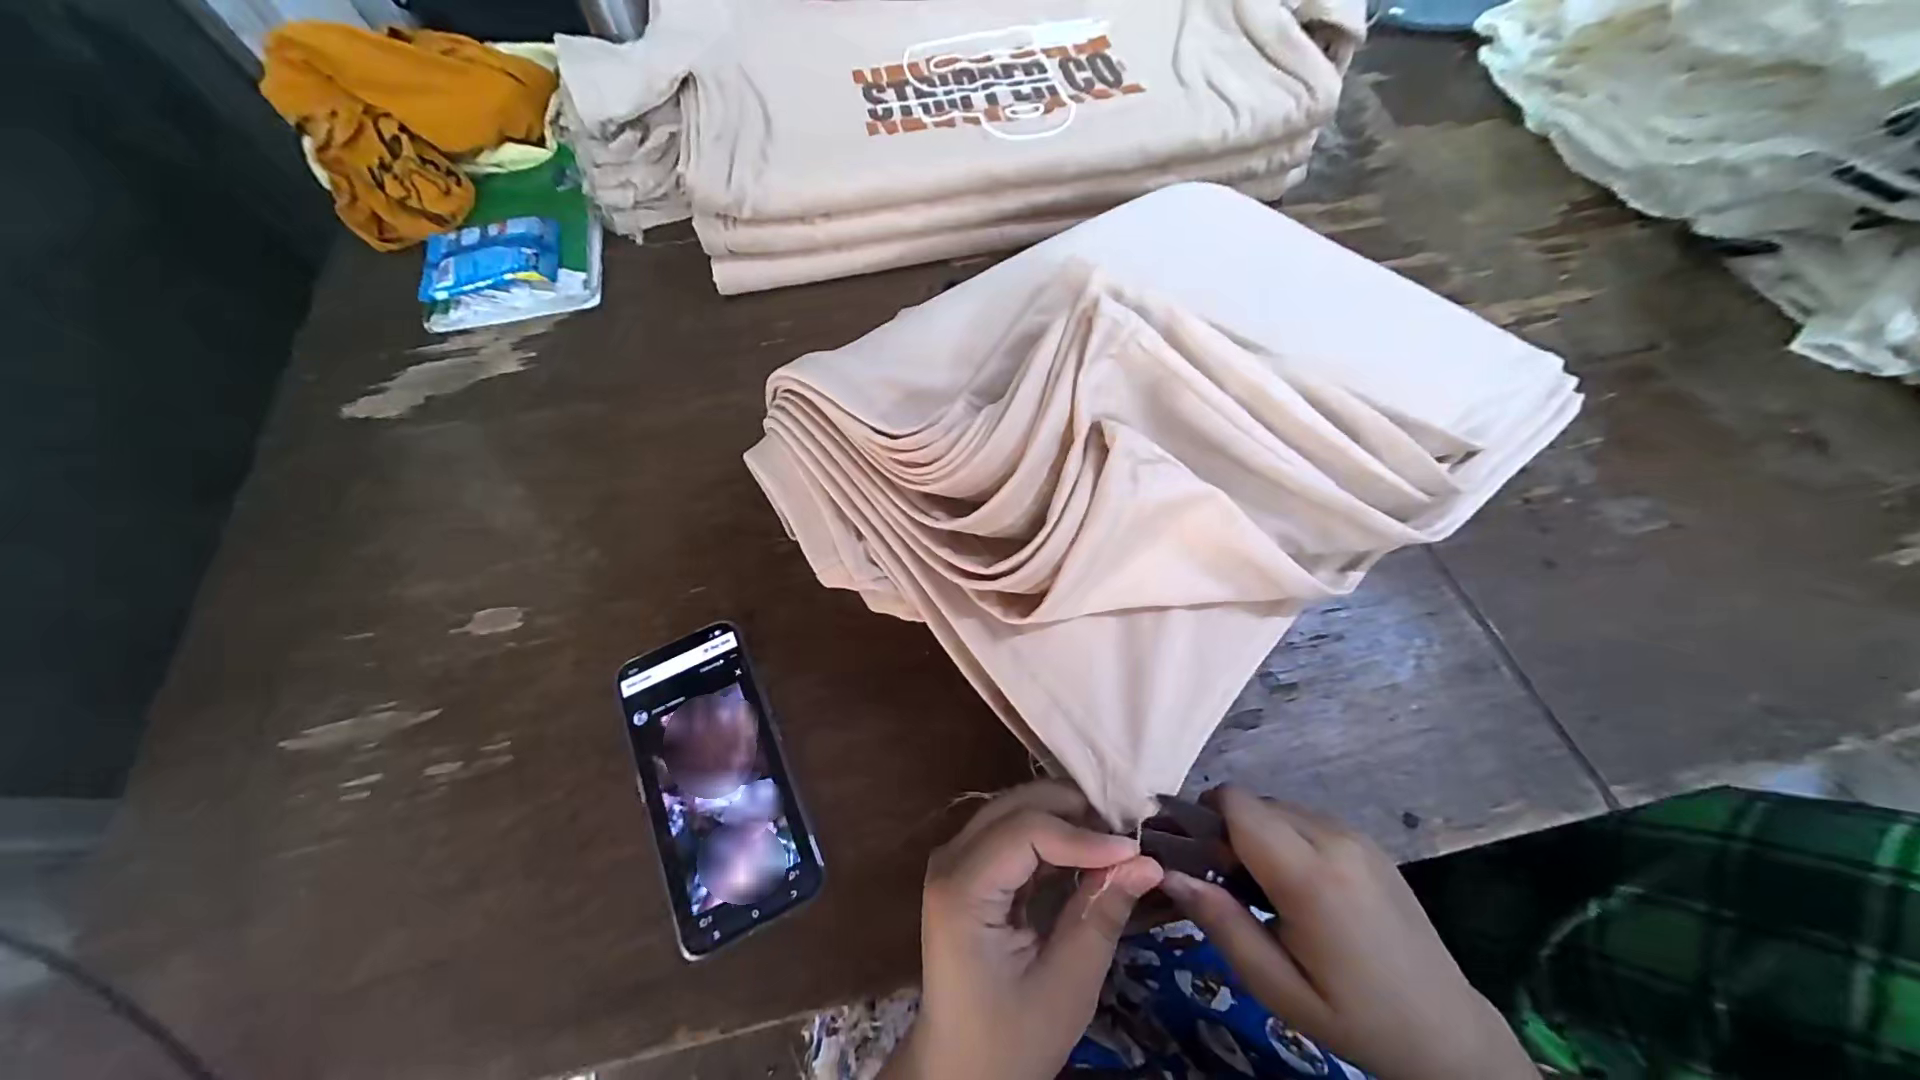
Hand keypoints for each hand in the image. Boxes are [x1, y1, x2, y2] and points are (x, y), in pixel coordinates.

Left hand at [883, 782, 1163, 1079]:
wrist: (961, 1066)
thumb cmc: (1010, 1036)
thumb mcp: (1066, 986)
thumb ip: (1101, 914)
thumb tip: (1148, 861)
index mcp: (960, 890)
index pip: (1025, 831)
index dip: (1082, 835)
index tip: (1135, 850)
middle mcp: (949, 859)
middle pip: (1017, 807)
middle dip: (1075, 813)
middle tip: (1127, 837)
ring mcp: (954, 859)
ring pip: (1015, 810)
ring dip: (1066, 818)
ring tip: (1113, 843)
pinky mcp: (968, 867)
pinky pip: (1012, 831)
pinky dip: (1052, 835)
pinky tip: (1086, 853)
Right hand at [1160, 786, 1534, 1079]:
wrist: (1446, 1032)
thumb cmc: (1352, 1016)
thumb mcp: (1276, 986)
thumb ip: (1220, 923)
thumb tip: (1167, 873)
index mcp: (1309, 875)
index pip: (1235, 802)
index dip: (1204, 819)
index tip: (1201, 861)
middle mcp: (1333, 838)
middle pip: (1252, 802)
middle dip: (1228, 830)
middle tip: (1229, 883)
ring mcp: (1355, 835)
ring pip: (1276, 806)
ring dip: (1257, 833)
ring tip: (1265, 889)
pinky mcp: (1368, 840)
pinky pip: (1305, 818)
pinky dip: (1285, 837)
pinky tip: (1299, 886)